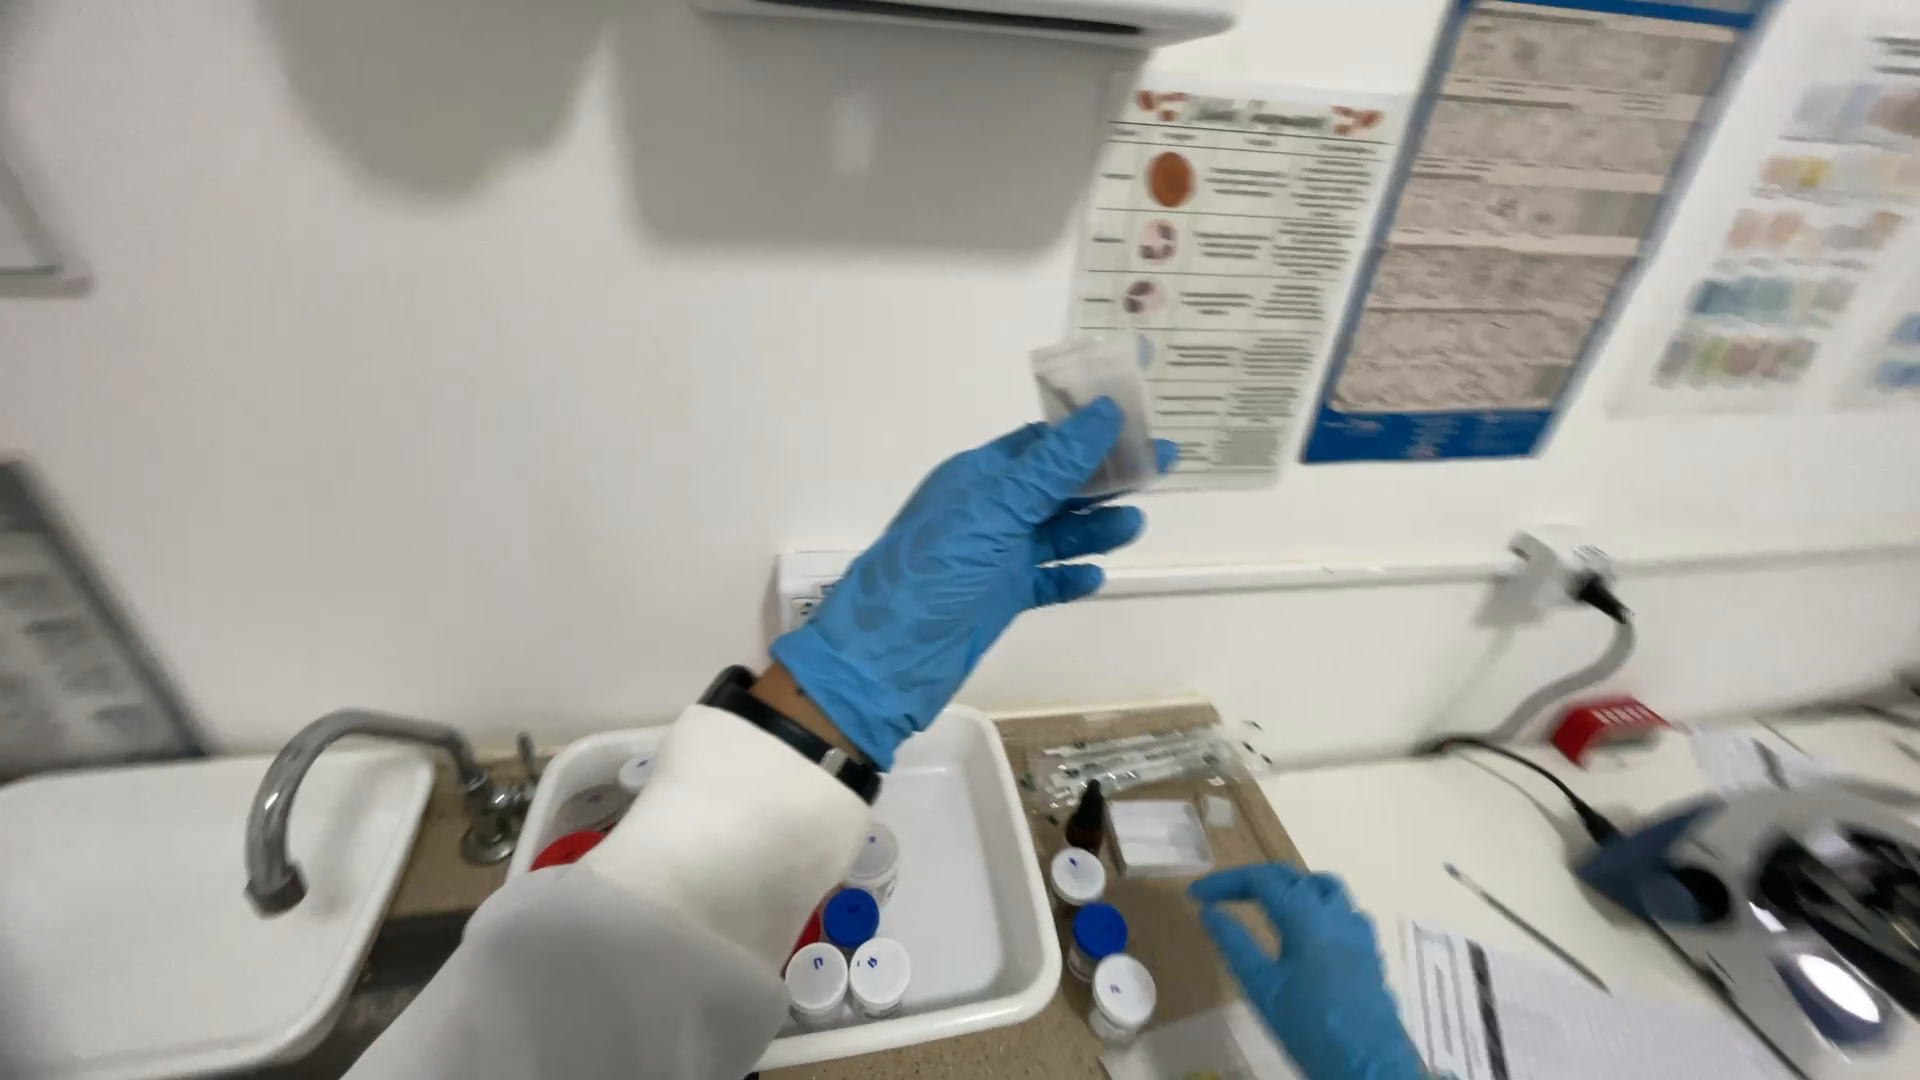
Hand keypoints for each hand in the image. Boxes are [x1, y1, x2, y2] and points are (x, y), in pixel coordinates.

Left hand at [769, 399, 1173, 767]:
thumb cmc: (932, 575)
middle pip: (1057, 485)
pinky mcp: (1001, 598)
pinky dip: (1070, 576)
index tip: (1137, 422)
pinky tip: (1096, 577)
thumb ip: (1049, 468)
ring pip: (1056, 532)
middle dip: (1105, 477)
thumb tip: (1104, 413)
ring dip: (1094, 527)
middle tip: (1161, 467)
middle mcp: (990, 512)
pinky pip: (1046, 580)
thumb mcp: (992, 513)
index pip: (1042, 442)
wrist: (885, 663)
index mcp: (979, 478)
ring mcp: (996, 557)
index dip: (1088, 431)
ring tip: (1133, 526)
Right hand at [1191, 864, 1426, 1079]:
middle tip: (1222, 896)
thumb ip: (1233, 942)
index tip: (1196, 895)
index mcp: (1304, 913)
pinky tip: (1309, 932)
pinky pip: (1344, 912)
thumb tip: (1208, 911)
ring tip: (1267, 904)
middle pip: (1288, 877)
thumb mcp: (1261, 986)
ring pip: (1322, 886)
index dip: (1224, 882)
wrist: (1369, 1071)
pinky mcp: (1370, 952)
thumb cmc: (1310, 1027)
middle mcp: (1332, 912)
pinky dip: (1319, 908)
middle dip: (1251, 881)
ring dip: (1289, 887)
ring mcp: (1357, 931)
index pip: (1258, 879)